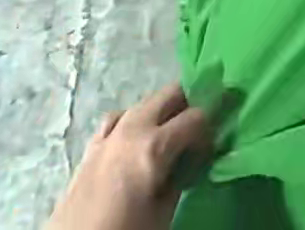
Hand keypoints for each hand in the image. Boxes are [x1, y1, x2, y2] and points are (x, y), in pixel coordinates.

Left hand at [45, 84, 212, 229]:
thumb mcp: (163, 212)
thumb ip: (181, 177)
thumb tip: (194, 158)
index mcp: (155, 146)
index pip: (197, 116)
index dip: (211, 125)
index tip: (215, 141)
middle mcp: (132, 130)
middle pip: (171, 93)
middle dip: (189, 104)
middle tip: (197, 130)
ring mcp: (108, 137)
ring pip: (144, 103)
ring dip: (161, 111)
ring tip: (169, 133)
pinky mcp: (89, 150)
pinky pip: (117, 120)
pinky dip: (132, 121)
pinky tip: (135, 140)